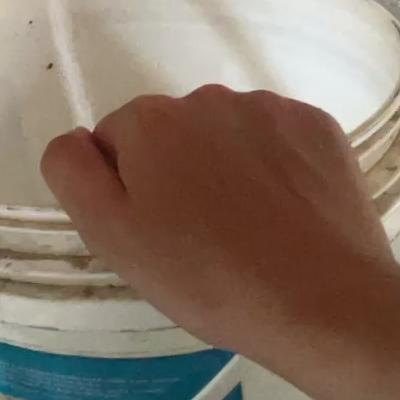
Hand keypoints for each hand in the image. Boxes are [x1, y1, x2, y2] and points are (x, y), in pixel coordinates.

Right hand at [40, 85, 397, 357]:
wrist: (328, 303)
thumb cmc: (206, 275)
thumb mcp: (112, 236)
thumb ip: (72, 171)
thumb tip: (74, 137)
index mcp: (148, 119)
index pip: (116, 142)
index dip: (129, 189)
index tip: (156, 231)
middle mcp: (203, 96)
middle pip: (171, 132)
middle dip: (176, 171)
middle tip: (200, 236)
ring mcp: (266, 106)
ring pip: (224, 133)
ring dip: (225, 166)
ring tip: (248, 228)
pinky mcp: (316, 125)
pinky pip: (276, 137)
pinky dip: (275, 165)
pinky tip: (288, 212)